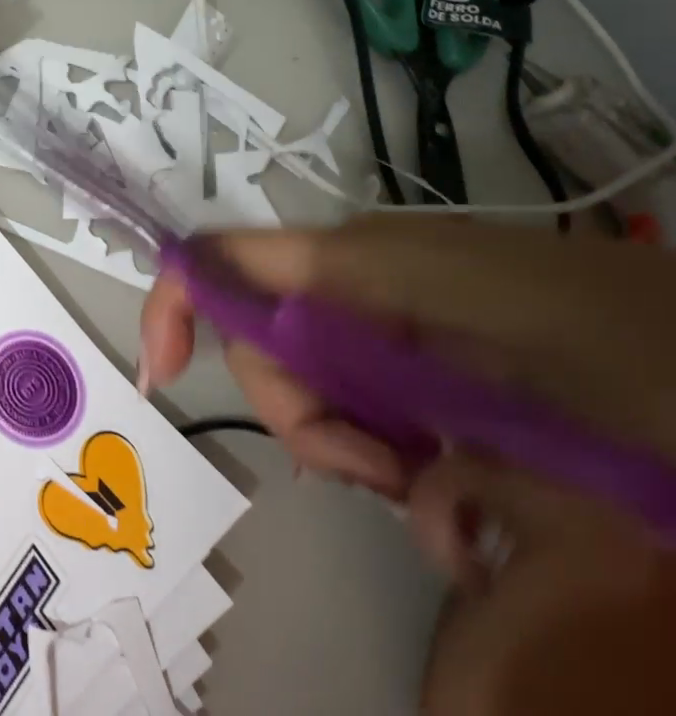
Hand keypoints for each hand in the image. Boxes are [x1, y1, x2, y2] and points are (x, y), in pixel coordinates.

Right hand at [141, 216, 675, 584]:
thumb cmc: (658, 357)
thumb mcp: (584, 423)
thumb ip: (488, 482)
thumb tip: (433, 537)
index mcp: (367, 265)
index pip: (220, 260)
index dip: (172, 308)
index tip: (170, 382)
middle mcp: (365, 272)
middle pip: (263, 338)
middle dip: (302, 419)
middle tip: (386, 482)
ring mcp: (399, 299)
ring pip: (311, 368)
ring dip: (348, 438)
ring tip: (435, 491)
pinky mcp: (431, 325)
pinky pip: (360, 373)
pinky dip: (379, 429)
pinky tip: (440, 471)